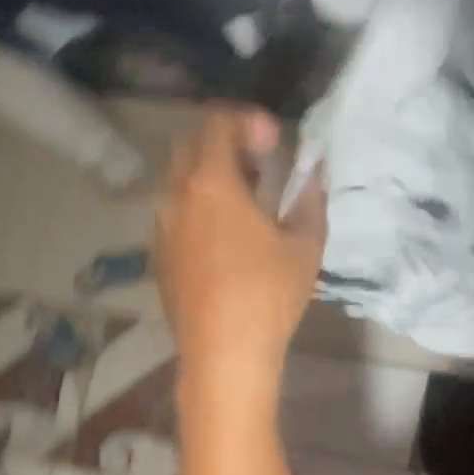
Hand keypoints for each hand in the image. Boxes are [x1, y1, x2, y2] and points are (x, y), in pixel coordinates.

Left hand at [154, 105, 326, 379]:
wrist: (224, 353)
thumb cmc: (269, 294)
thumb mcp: (306, 247)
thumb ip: (310, 202)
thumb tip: (313, 177)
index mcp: (212, 183)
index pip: (219, 124)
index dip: (248, 121)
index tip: (276, 140)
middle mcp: (177, 196)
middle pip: (191, 146)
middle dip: (225, 145)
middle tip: (261, 166)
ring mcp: (163, 228)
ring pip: (180, 184)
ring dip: (211, 180)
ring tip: (247, 206)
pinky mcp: (160, 258)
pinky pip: (177, 216)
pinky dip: (200, 211)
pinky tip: (228, 242)